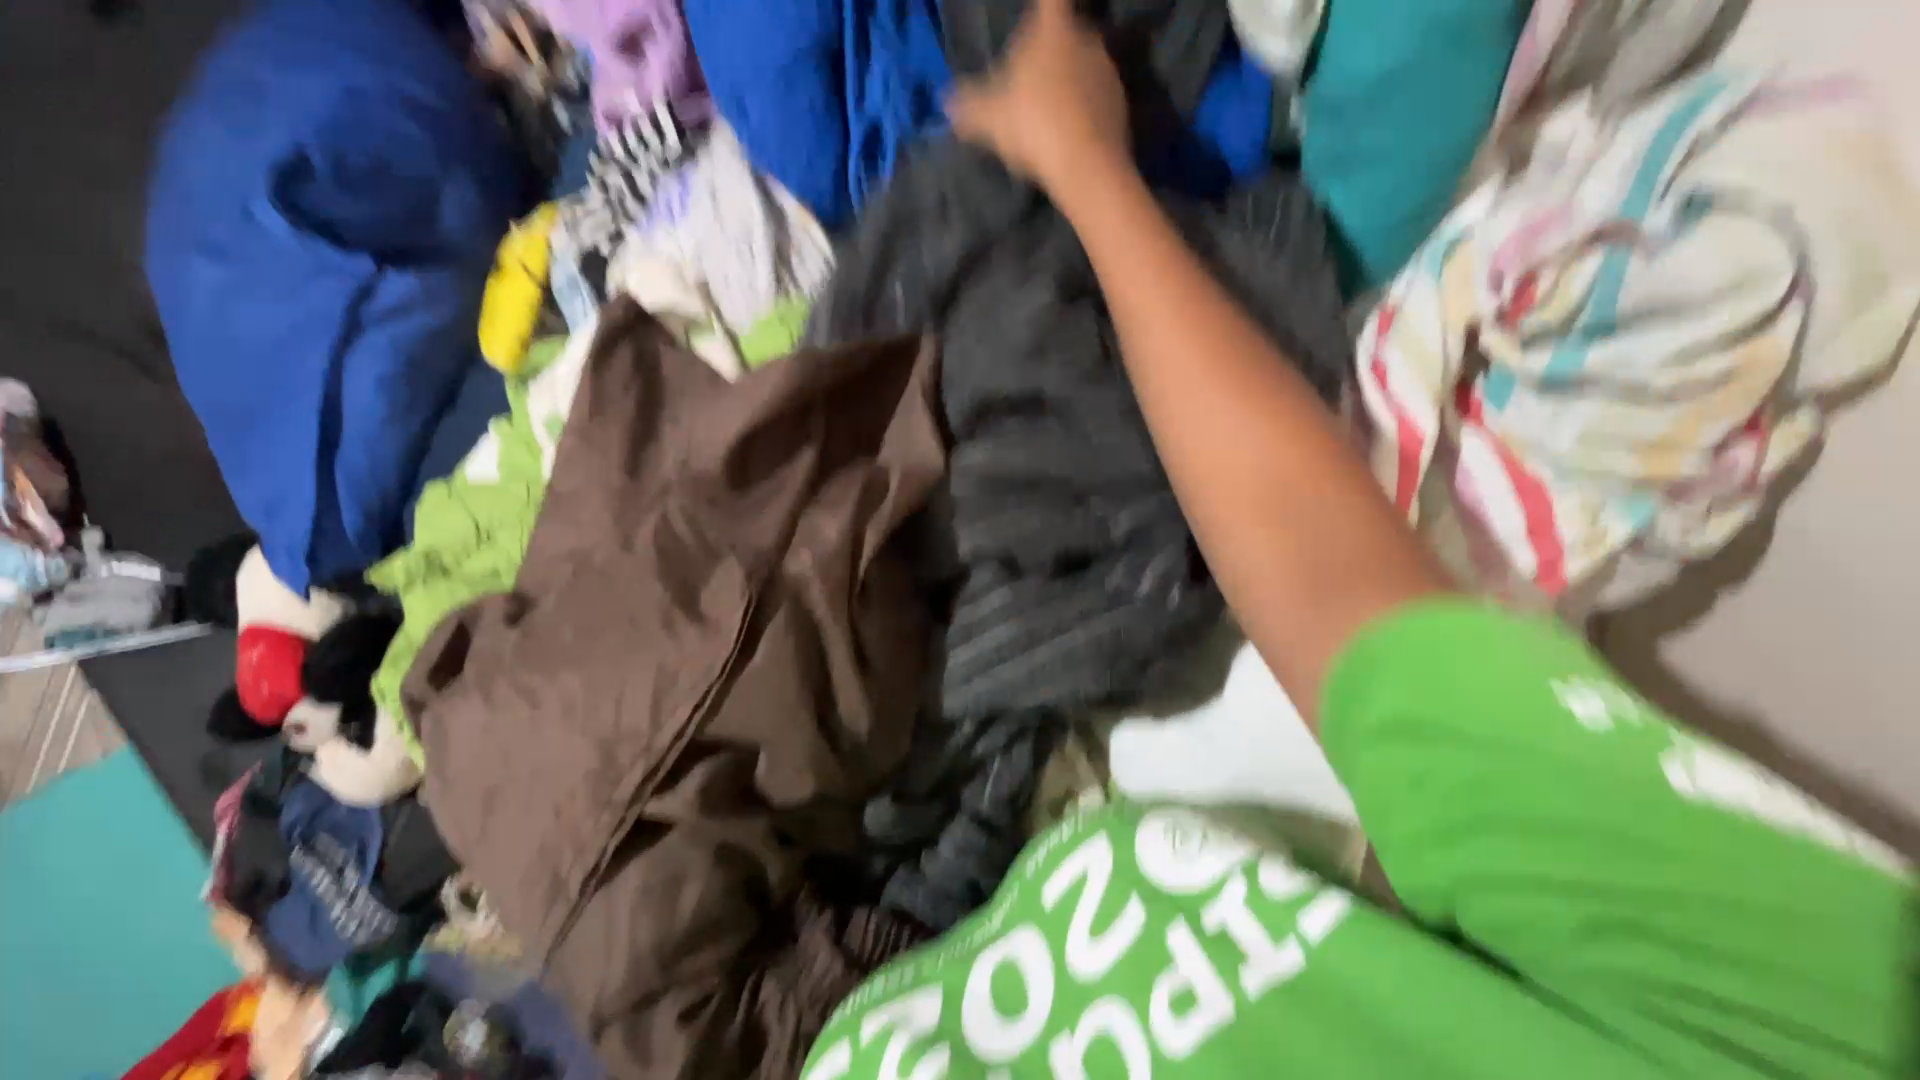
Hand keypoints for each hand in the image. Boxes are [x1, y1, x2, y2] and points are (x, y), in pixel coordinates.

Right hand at [945, 0, 1130, 190]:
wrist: (1087, 167)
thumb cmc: (1033, 126)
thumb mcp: (986, 118)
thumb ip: (965, 104)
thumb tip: (947, 100)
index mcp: (1053, 31)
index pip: (1050, 1)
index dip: (1044, 5)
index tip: (1039, 12)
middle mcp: (1088, 39)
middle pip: (1068, 33)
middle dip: (1052, 50)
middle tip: (1031, 77)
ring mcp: (1109, 72)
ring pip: (1084, 67)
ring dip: (1070, 82)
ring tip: (1049, 112)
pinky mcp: (1122, 106)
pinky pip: (1098, 99)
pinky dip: (1085, 110)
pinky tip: (1070, 135)